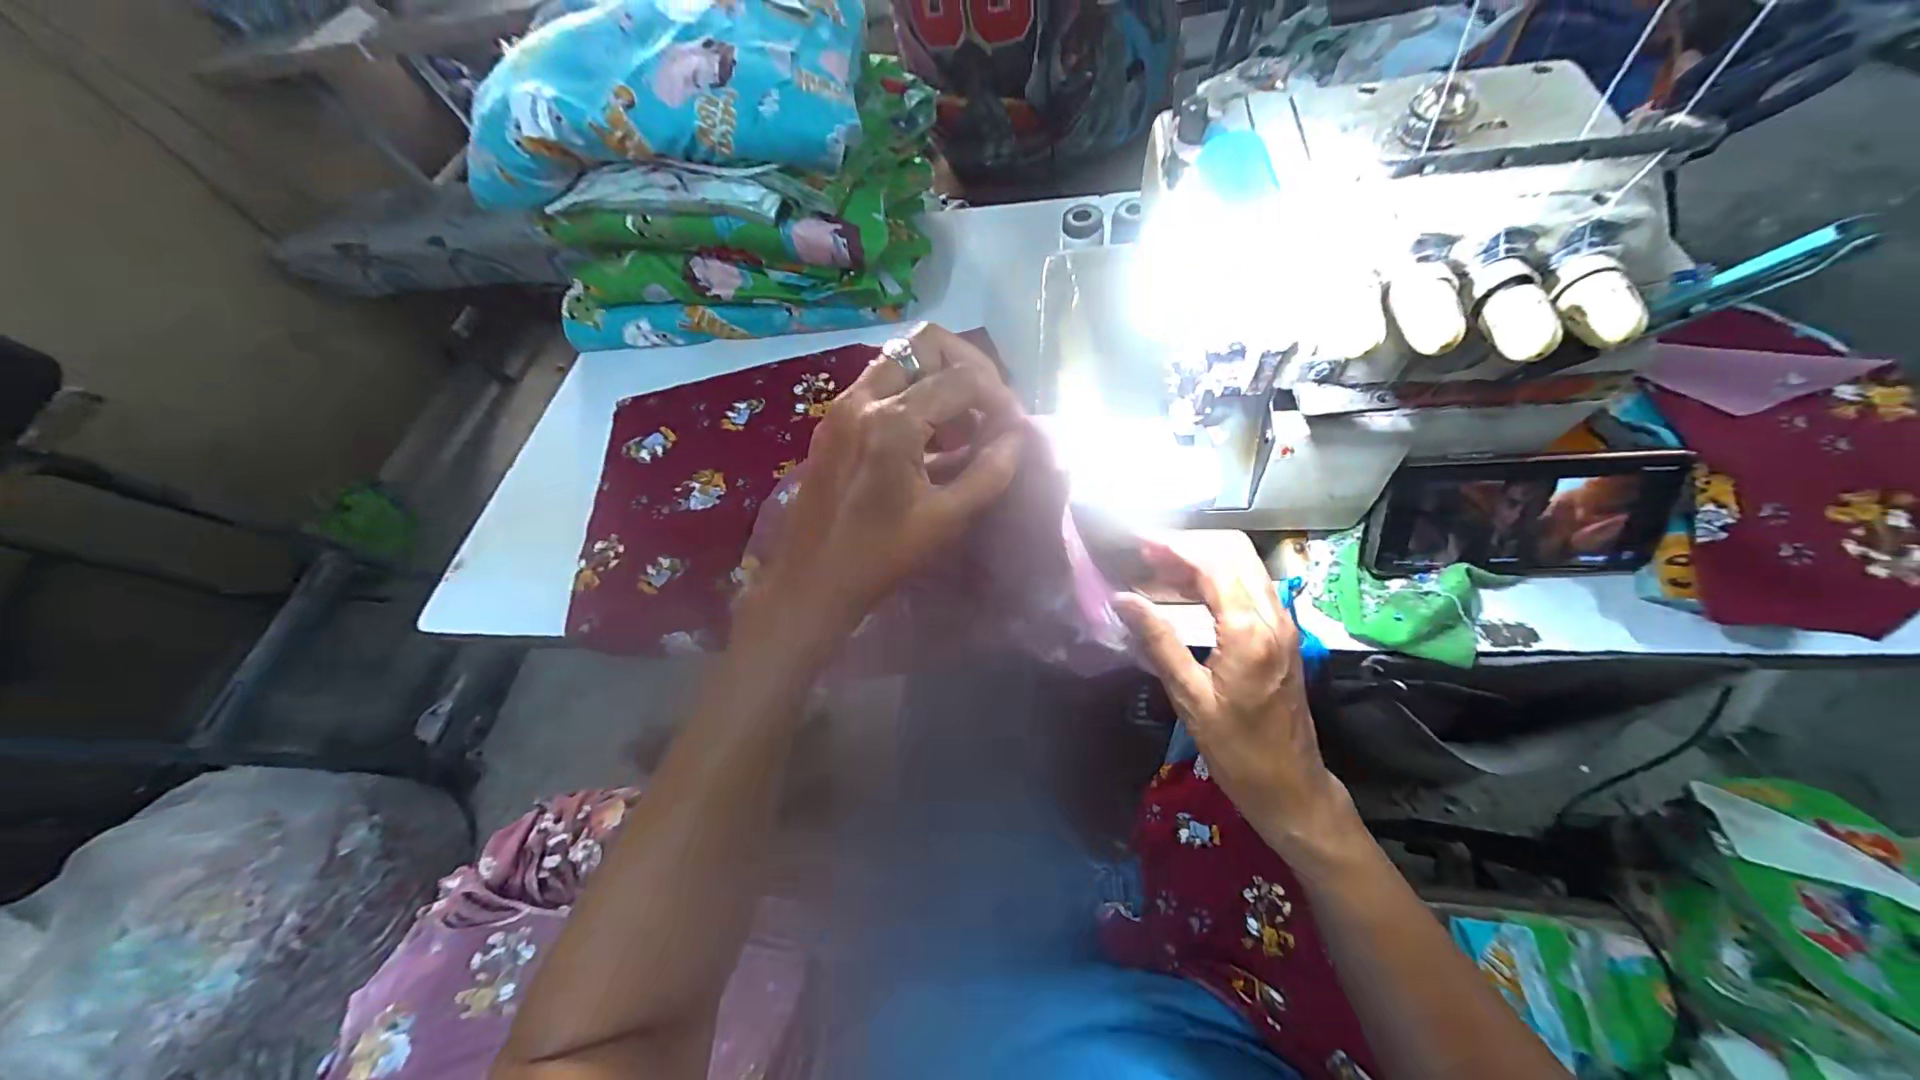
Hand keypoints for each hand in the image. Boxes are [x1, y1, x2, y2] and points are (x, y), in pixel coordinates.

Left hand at [745, 324, 1024, 642]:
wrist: (811, 582)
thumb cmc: (880, 556)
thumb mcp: (946, 518)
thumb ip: (990, 471)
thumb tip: (1018, 436)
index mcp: (892, 422)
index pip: (964, 379)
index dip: (1000, 399)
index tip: (1014, 430)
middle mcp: (862, 399)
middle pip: (926, 341)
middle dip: (968, 364)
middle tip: (989, 403)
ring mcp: (842, 406)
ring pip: (900, 358)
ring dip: (940, 377)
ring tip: (965, 423)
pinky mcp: (833, 422)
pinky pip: (881, 384)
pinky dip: (914, 394)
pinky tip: (932, 437)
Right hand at [1112, 533, 1355, 857]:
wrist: (1291, 785)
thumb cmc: (1237, 750)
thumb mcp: (1190, 698)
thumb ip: (1157, 641)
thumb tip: (1123, 600)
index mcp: (1249, 631)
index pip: (1212, 564)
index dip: (1172, 546)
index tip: (1137, 543)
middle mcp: (1273, 616)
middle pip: (1233, 551)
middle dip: (1188, 543)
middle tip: (1145, 552)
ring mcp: (1282, 623)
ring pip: (1244, 564)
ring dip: (1201, 557)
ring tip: (1156, 567)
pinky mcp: (1281, 633)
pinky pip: (1248, 585)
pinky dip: (1216, 576)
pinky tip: (1185, 591)